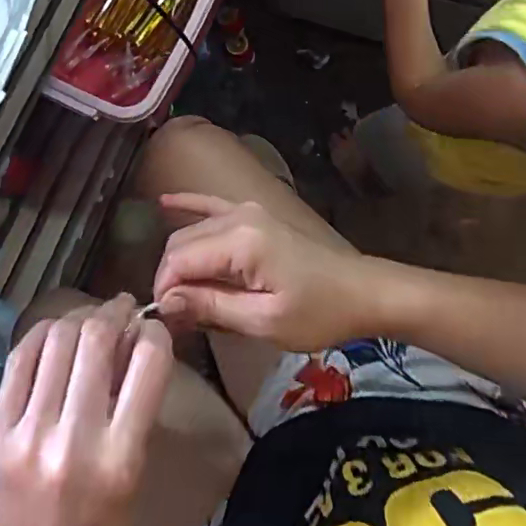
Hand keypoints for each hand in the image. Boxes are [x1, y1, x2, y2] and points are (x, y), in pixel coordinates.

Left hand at [0, 295, 172, 525]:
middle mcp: (70, 443)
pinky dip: (42, 334)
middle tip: (122, 309)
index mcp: (119, 459)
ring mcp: (26, 437)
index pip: (149, 359)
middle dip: (115, 310)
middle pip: (96, 337)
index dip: (155, 330)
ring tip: (90, 319)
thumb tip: (134, 331)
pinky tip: (56, 334)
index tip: (151, 328)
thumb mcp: (136, 466)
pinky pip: (18, 359)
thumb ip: (137, 399)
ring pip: (56, 337)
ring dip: (80, 315)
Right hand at [153, 195, 388, 350]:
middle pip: (181, 243)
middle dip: (170, 279)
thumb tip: (165, 302)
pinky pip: (213, 205)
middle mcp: (238, 216)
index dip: (165, 291)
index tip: (167, 323)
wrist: (360, 291)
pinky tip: (165, 202)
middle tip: (176, 318)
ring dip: (180, 261)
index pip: (178, 261)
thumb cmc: (318, 312)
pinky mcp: (255, 215)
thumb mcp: (264, 321)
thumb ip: (211, 307)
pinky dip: (189, 206)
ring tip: (179, 297)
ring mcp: (247, 210)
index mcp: (240, 241)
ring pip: (193, 230)